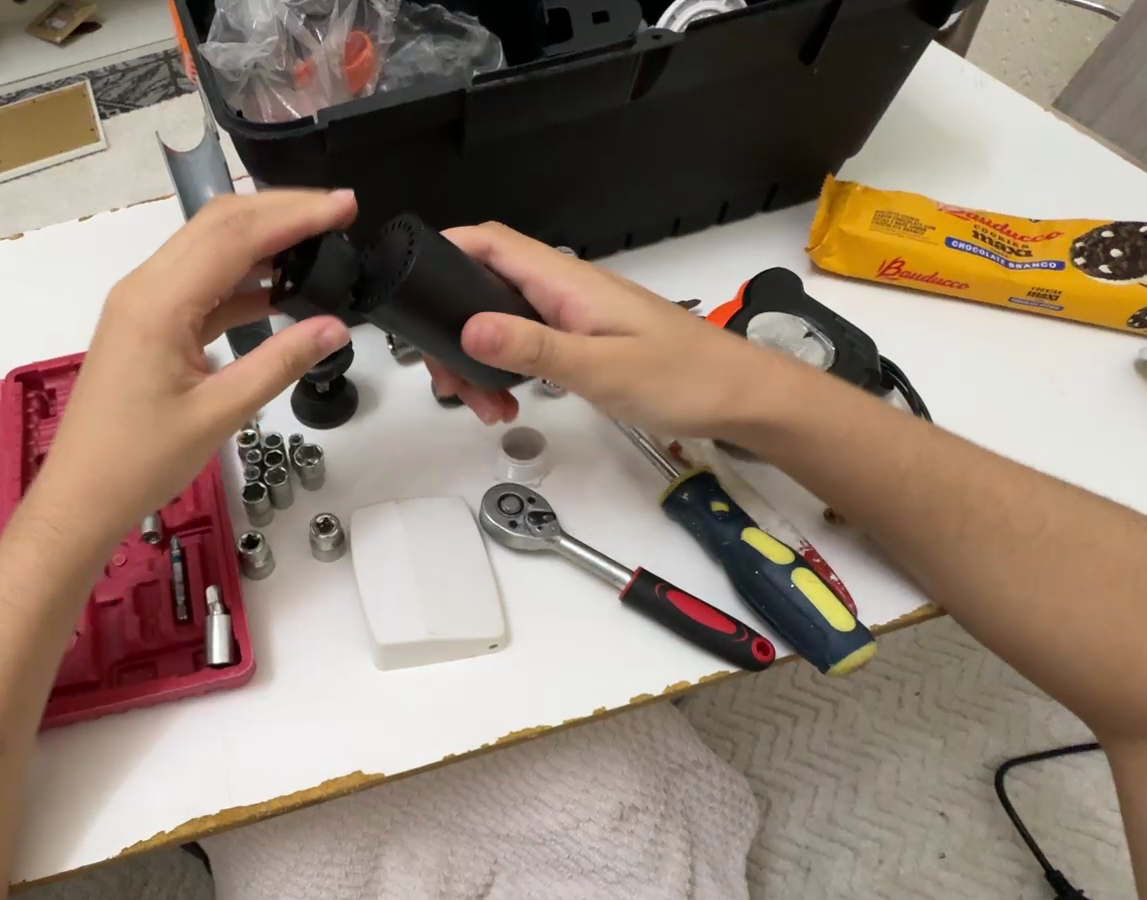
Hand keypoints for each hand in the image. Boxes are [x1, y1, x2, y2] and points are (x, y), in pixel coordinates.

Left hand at [28, 190, 355, 539]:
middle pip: (218, 225)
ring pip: (208, 250)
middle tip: (339, 215)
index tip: (345, 206)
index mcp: (159, 302)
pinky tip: (278, 292)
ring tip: (318, 246)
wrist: (83, 494)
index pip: (235, 235)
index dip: (294, 214)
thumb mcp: (219, 414)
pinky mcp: (146, 324)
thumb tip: (336, 327)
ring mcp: (142, 304)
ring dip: (262, 242)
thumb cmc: (143, 461)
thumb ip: (279, 364)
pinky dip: (241, 281)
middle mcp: (146, 287)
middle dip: (281, 212)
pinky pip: (199, 286)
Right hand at [428, 222, 792, 436]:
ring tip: (487, 408)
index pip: (492, 243)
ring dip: (479, 364)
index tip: (409, 280)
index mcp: (566, 283)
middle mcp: (562, 291)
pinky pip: (522, 348)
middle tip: (450, 383)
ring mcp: (568, 316)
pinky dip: (505, 374)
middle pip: (483, 290)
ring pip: (499, 326)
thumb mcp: (601, 367)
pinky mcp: (576, 341)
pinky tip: (508, 405)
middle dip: (455, 334)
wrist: (737, 398)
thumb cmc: (681, 378)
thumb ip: (534, 348)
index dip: (446, 248)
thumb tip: (469, 329)